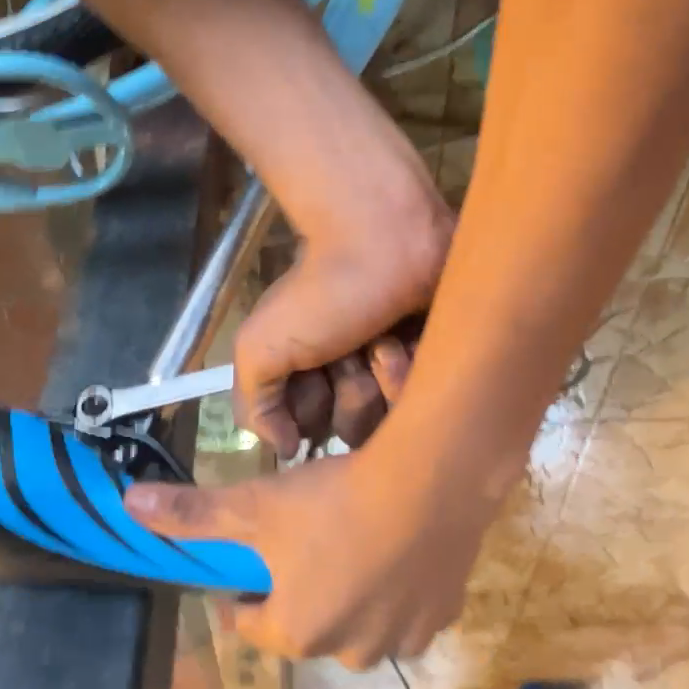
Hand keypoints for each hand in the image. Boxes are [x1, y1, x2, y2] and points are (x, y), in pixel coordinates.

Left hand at [123, 445, 489, 667]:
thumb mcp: (252, 506)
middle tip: (299, 547)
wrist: (429, 483)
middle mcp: (347, 652)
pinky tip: (392, 552)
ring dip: (345, 597)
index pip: (248, 624)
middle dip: (295, 596)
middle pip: (304, 627)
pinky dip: (392, 592)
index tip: (242, 570)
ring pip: (356, 623)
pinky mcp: (442, 619)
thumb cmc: (330, 502)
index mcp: (295, 632)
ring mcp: (401, 640)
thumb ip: (190, 514)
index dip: (238, 596)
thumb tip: (126, 505)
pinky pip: (403, 612)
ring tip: (348, 546)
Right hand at [237, 189, 452, 451]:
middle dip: (347, 392)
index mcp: (308, 384)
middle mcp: (350, 386)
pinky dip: (414, 367)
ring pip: (392, 421)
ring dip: (380, 376)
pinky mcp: (435, 369)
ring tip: (380, 337)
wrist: (380, 238)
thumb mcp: (258, 348)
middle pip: (351, 433)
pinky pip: (430, 401)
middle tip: (346, 349)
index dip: (307, 410)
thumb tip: (283, 450)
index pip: (308, 437)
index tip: (308, 369)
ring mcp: (394, 379)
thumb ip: (253, 407)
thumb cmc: (317, 294)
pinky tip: (408, 337)